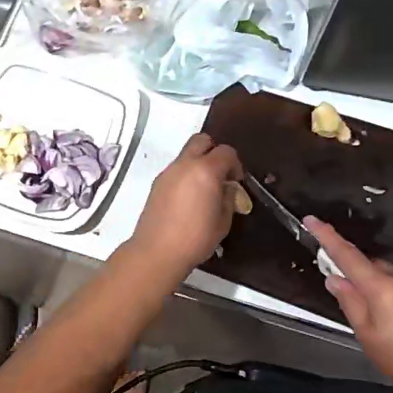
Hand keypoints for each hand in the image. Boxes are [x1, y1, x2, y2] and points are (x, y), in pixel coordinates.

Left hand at [126, 134, 242, 276]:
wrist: (157, 252)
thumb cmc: (196, 238)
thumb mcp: (223, 221)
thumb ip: (228, 197)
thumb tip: (228, 187)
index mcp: (205, 170)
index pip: (226, 152)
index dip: (235, 164)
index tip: (236, 181)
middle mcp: (185, 164)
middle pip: (201, 141)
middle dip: (214, 152)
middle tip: (219, 175)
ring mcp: (168, 173)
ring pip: (186, 155)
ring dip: (197, 164)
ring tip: (203, 190)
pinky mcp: (156, 184)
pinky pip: (175, 170)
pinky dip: (185, 175)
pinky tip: (188, 199)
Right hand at [306, 216, 392, 392]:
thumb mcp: (370, 339)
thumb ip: (351, 305)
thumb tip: (336, 280)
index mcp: (383, 288)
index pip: (348, 255)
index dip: (327, 237)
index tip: (313, 220)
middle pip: (373, 268)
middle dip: (361, 281)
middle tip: (358, 311)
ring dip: (384, 296)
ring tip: (389, 332)